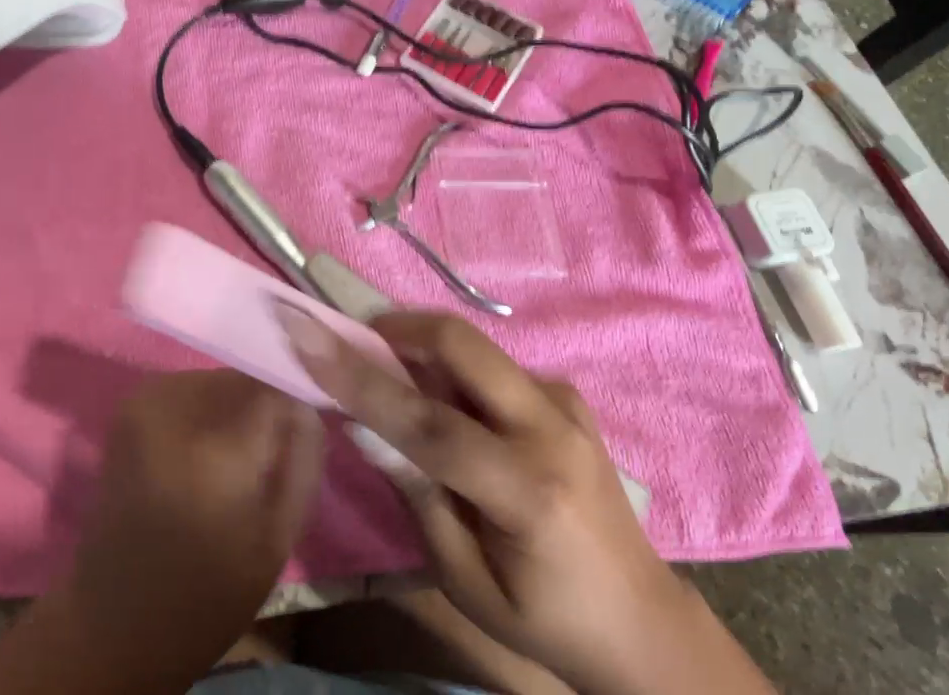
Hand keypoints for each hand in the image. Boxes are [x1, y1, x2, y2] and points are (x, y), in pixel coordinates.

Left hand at [67, 369, 324, 631]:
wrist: (114, 619)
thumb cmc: (204, 595)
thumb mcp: (275, 540)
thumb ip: (301, 460)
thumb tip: (308, 404)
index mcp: (214, 448)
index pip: (275, 385)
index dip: (297, 400)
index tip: (309, 426)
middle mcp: (172, 409)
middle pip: (242, 377)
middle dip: (265, 401)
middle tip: (278, 447)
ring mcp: (141, 403)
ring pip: (214, 380)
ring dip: (235, 405)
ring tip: (246, 454)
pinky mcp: (127, 411)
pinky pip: (187, 391)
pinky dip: (207, 410)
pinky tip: (213, 452)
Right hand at [277, 306, 773, 694]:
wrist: (642, 622)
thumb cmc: (543, 614)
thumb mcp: (463, 577)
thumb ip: (414, 492)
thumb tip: (360, 423)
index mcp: (524, 490)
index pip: (426, 420)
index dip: (359, 377)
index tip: (307, 336)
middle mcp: (551, 431)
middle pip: (462, 344)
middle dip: (396, 328)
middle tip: (348, 340)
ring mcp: (566, 407)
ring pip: (476, 349)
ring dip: (422, 350)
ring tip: (390, 381)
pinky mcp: (569, 401)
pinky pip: (495, 367)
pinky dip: (453, 371)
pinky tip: (445, 407)